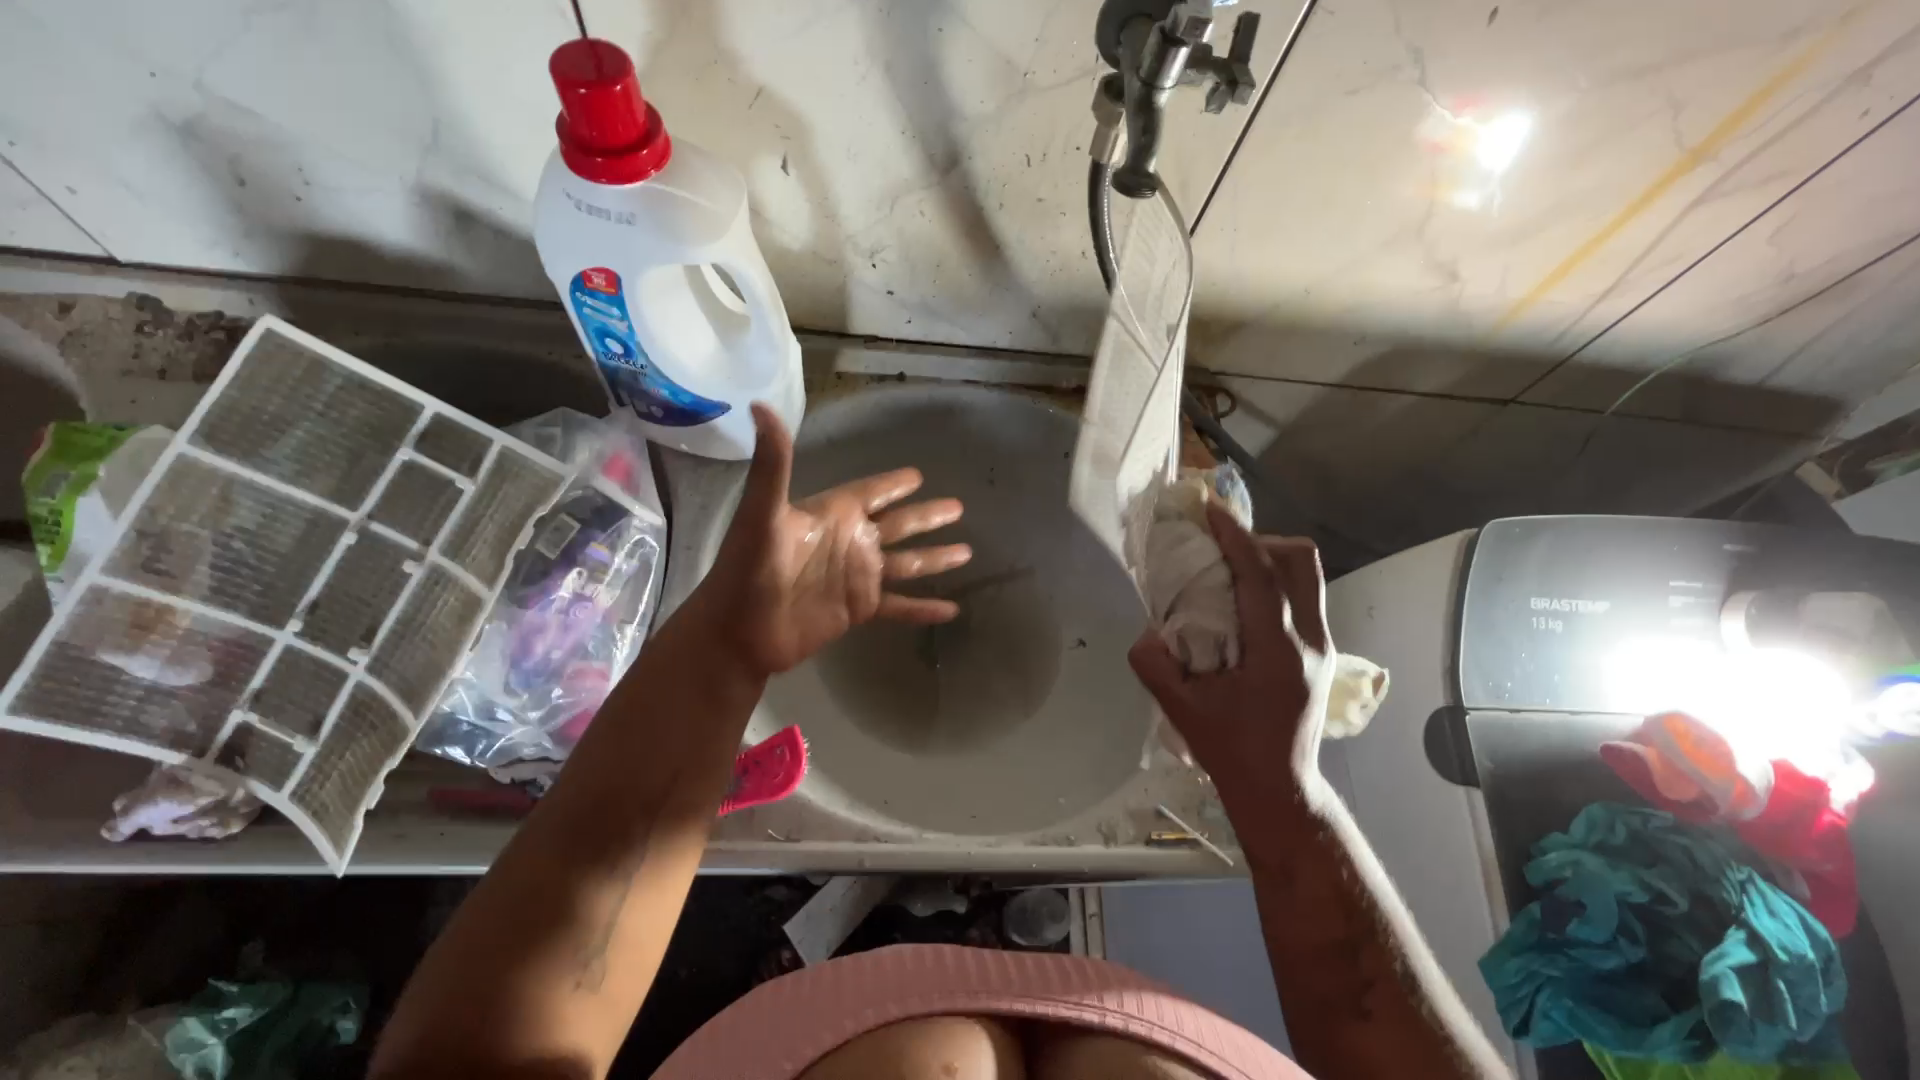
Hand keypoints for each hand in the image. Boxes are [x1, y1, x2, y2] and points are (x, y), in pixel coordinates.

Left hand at [693, 403, 971, 677]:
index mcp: (832, 516)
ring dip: (935, 558)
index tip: (918, 475)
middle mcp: (849, 542)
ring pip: (906, 564)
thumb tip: (761, 407)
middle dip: (927, 516)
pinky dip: (923, 608)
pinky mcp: (857, 610)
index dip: (893, 484)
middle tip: (959, 507)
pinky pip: (899, 606)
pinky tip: (951, 610)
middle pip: (899, 524)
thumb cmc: (747, 570)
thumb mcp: (761, 513)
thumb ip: (773, 463)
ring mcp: (855, 578)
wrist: (738, 633)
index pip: (870, 492)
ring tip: (968, 551)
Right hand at [1128, 504, 1336, 804]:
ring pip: (1308, 577)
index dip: (1235, 537)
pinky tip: (1244, 604)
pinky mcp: (1323, 654)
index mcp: (1277, 652)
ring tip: (1231, 571)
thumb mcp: (1181, 710)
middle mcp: (1310, 641)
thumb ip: (1154, 664)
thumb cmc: (1231, 750)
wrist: (1280, 788)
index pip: (1260, 576)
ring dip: (1270, 561)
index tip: (1210, 511)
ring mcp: (1323, 646)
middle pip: (1300, 561)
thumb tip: (1148, 630)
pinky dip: (1276, 584)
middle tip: (1222, 548)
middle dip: (1261, 541)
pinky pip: (1304, 597)